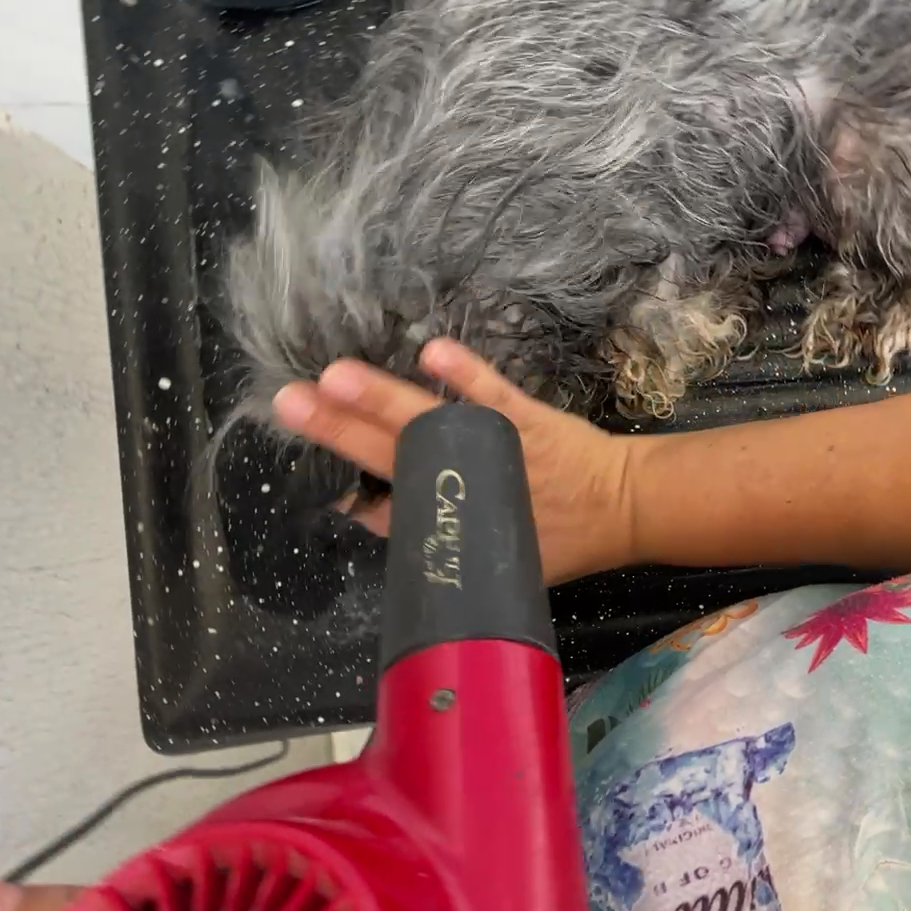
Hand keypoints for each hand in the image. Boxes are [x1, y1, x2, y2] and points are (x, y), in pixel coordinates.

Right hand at [271, 338, 637, 585]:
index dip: (354, 492)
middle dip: (338, 430)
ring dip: (383, 400)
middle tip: (288, 404)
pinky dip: (466, 374)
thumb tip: (374, 514)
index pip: (390, 508)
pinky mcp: (525, 421)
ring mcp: (493, 449)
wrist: (623, 509)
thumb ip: (438, 537)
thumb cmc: (564, 536)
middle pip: (392, 455)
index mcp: (456, 520)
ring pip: (430, 423)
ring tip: (334, 380)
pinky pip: (492, 395)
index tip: (323, 480)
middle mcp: (466, 484)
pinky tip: (433, 351)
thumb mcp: (497, 559)